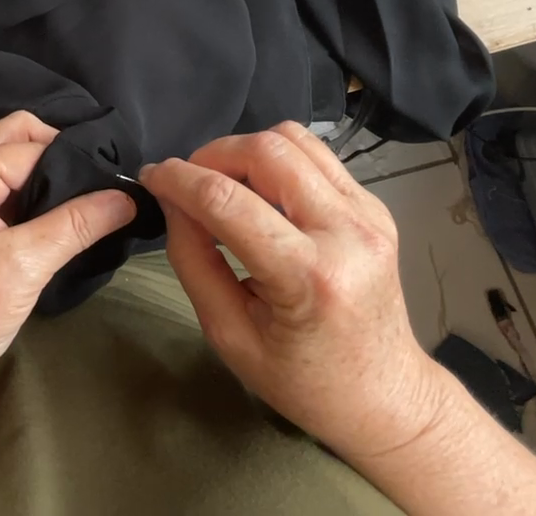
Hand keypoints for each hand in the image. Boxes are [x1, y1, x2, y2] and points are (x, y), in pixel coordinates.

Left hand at [0, 111, 136, 415]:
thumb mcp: (24, 266)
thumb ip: (75, 224)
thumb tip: (127, 195)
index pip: (30, 147)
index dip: (74, 157)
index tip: (119, 177)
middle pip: (20, 139)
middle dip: (63, 152)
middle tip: (107, 181)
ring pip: (18, 164)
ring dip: (54, 175)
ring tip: (101, 196)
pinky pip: (14, 191)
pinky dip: (43, 197)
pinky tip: (76, 215)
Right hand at [141, 123, 456, 461]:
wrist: (385, 397)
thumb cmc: (301, 379)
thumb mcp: (227, 333)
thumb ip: (191, 258)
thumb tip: (171, 198)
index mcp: (308, 277)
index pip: (226, 200)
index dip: (177, 179)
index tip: (150, 177)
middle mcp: (346, 233)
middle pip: (265, 151)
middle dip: (211, 155)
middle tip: (188, 182)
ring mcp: (368, 214)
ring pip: (292, 138)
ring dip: (243, 151)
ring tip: (224, 183)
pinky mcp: (373, 206)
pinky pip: (313, 154)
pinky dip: (273, 160)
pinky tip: (260, 193)